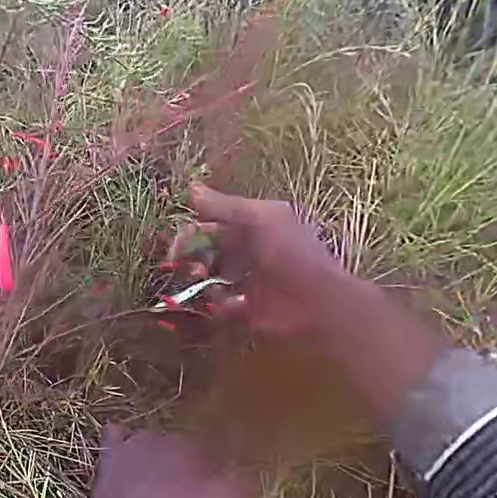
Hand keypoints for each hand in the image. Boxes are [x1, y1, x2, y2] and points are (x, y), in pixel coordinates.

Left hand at [82, 425, 257, 497]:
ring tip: (157, 477)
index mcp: (194, 443)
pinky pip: (114, 436)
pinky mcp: (107, 457)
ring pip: (148, 439)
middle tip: (185, 488)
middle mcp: (163, 436)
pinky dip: (120, 439)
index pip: (210, 447)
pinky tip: (123, 449)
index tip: (215, 486)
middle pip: (178, 443)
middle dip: (183, 461)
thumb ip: (248, 481)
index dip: (215, 467)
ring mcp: (131, 444)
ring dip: (153, 452)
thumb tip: (259, 468)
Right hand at [184, 183, 445, 422]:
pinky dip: (218, 303)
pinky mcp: (249, 309)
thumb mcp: (262, 219)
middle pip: (207, 251)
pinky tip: (225, 303)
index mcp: (254, 226)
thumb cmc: (293, 253)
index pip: (211, 224)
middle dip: (192, 258)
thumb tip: (191, 188)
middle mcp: (249, 251)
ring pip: (210, 277)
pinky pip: (222, 305)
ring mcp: (248, 280)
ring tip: (203, 284)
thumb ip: (226, 206)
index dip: (191, 233)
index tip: (177, 247)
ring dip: (201, 280)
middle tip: (183, 268)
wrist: (319, 302)